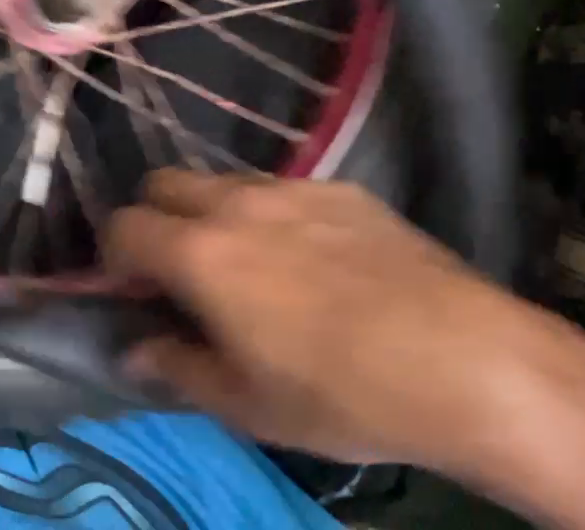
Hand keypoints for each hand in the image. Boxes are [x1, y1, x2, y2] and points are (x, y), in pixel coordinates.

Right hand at [105, 169, 584, 475]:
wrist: (470, 363)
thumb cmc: (342, 394)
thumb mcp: (247, 405)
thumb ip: (176, 368)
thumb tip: (135, 350)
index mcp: (198, 253)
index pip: (122, 225)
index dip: (114, 256)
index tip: (133, 289)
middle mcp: (234, 204)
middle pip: (162, 182)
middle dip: (154, 218)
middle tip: (179, 268)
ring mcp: (292, 189)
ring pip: (221, 180)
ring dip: (210, 212)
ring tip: (248, 263)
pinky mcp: (343, 190)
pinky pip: (281, 188)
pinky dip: (270, 214)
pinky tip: (314, 261)